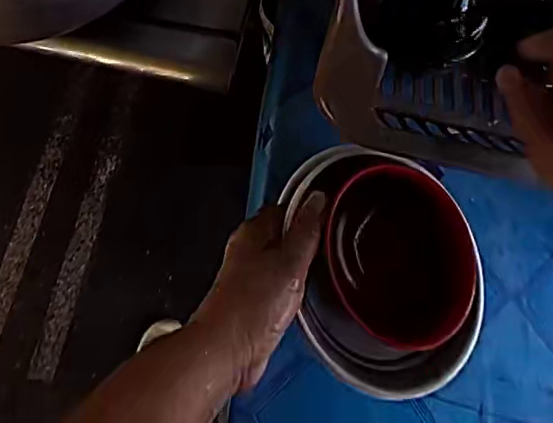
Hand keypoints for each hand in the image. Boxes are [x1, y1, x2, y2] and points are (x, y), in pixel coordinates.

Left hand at [188, 195, 324, 391]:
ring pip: (281, 262)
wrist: (224, 354)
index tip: (328, 222)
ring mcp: (246, 276)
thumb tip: (317, 198)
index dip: (310, 212)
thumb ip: (306, 229)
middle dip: (305, 244)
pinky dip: (289, 292)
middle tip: (324, 254)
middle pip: (284, 235)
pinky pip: (276, 287)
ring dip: (297, 270)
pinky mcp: (249, 302)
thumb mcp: (291, 261)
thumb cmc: (252, 306)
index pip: (287, 207)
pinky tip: (298, 301)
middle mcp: (247, 249)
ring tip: (314, 279)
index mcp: (254, 229)